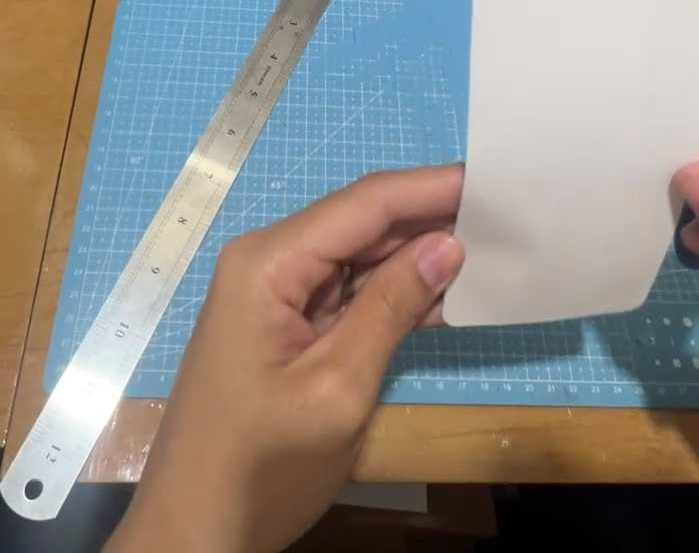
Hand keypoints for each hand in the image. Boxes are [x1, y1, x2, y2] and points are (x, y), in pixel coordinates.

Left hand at [107, 166, 465, 552]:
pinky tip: (444, 291)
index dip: (428, 187)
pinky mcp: (288, 319)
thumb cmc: (262, 465)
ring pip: (359, 254)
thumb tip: (449, 244)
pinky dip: (394, 291)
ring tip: (487, 247)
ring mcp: (277, 289)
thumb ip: (392, 307)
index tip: (490, 181)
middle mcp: (270, 259)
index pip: (363, 204)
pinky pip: (348, 289)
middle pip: (360, 222)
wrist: (197, 529)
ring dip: (416, 254)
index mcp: (270, 261)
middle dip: (427, 218)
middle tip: (501, 217)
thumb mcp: (338, 387)